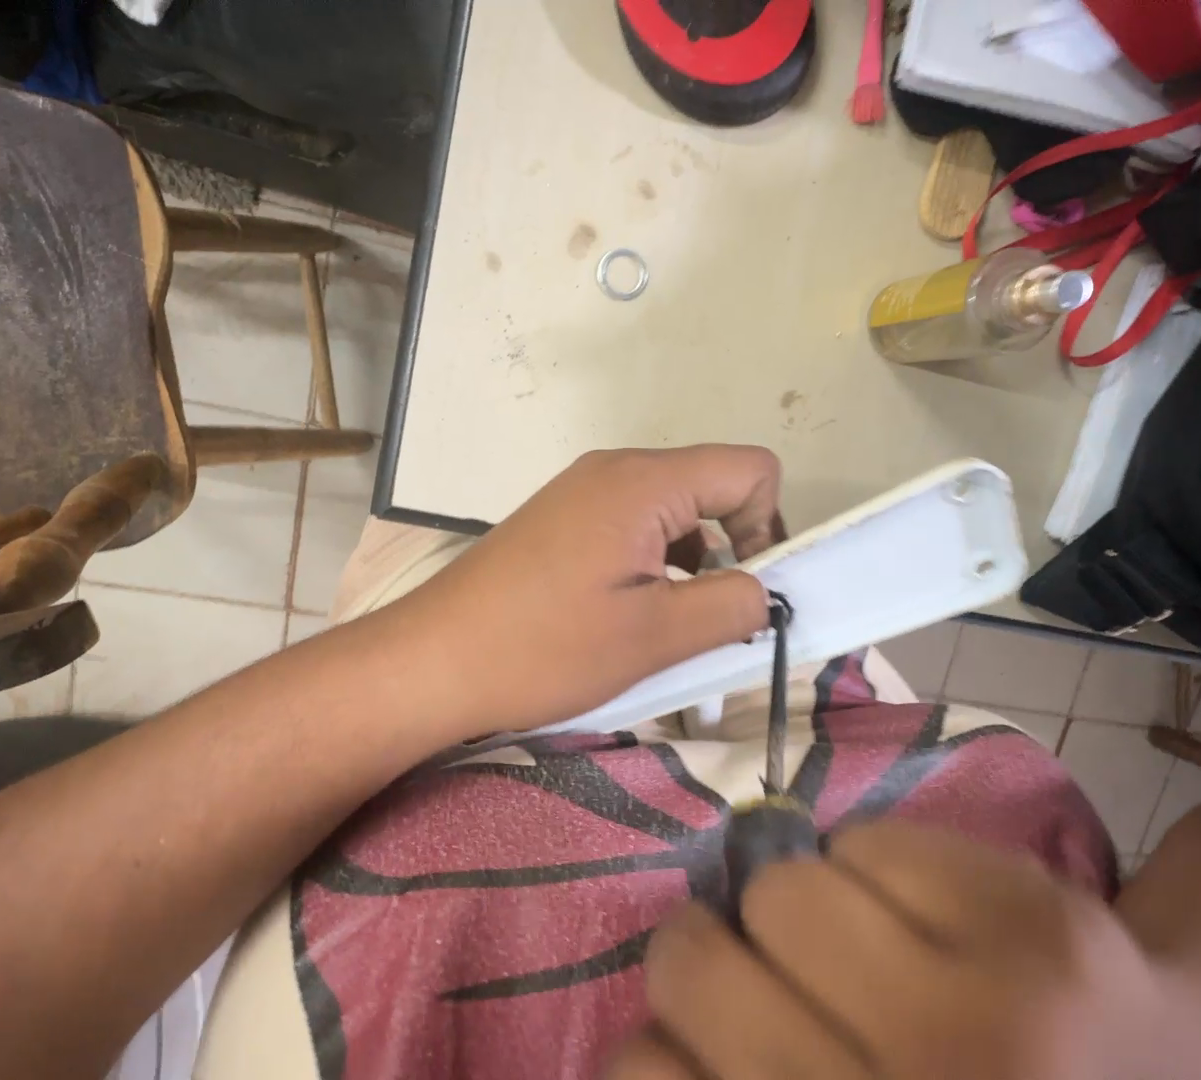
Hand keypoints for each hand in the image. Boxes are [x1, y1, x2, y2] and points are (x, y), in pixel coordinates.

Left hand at [366, 445, 783, 737]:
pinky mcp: (562, 520)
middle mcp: (615, 469)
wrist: (431, 662)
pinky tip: (628, 617)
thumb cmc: (545, 649)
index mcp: (643, 482)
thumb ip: (732, 604)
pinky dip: (653, 567)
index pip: (750, 469)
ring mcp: (583, 492)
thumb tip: (765, 590)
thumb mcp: (654, 636)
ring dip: (691, 566)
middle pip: (713, 488)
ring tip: (665, 628)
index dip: (769, 527)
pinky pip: (634, 527)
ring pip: (674, 513)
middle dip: (732, 550)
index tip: (749, 591)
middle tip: (714, 621)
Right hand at [606, 822, 1199, 1079]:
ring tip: (861, 943)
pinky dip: (882, 869)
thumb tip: (651, 1037)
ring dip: (802, 907)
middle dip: (710, 950)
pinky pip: (868, 845)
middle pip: (690, 961)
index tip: (696, 1048)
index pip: (640, 1078)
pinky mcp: (1031, 932)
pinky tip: (937, 919)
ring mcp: (972, 1024)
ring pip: (776, 889)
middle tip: (769, 972)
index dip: (652, 1049)